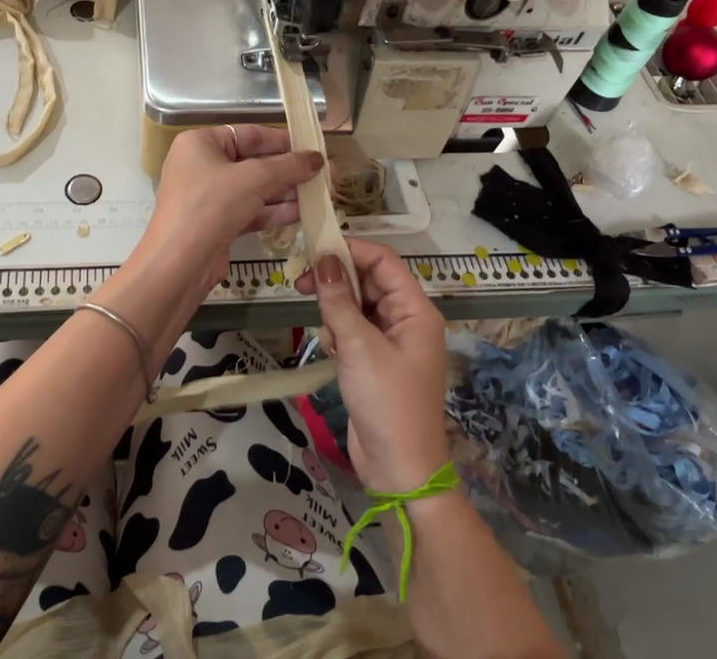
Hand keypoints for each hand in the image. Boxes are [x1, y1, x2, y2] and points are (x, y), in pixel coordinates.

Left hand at [137, 127, 322, 291]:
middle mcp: (202, 166)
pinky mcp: (217, 224)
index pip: (249, 134)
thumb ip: (288, 166)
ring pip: (255, 189)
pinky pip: (251, 211)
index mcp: (200, 144)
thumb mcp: (253, 179)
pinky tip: (303, 212)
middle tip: (327, 175)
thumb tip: (318, 159)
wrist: (179, 265)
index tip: (313, 149)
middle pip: (254, 162)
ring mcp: (209, 198)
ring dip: (287, 191)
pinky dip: (275, 212)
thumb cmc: (210, 207)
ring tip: (323, 193)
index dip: (283, 141)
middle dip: (290, 170)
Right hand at [297, 240, 451, 491]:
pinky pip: (353, 331)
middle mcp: (406, 320)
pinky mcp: (375, 362)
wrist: (399, 466)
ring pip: (357, 306)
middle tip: (301, 283)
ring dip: (336, 310)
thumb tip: (324, 260)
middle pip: (369, 281)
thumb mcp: (359, 346)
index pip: (383, 261)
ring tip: (324, 329)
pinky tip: (330, 349)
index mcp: (415, 310)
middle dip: (337, 280)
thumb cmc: (386, 401)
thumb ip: (339, 301)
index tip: (312, 249)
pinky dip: (338, 333)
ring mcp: (391, 342)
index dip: (350, 250)